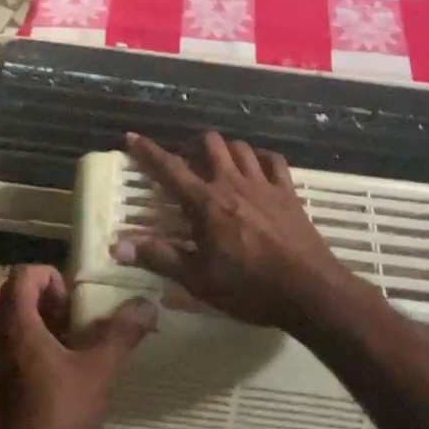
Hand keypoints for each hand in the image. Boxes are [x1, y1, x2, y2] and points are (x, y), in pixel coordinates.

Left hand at [0, 264, 156, 428]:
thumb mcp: (98, 372)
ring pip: (18, 317)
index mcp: (18, 324)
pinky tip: (66, 361)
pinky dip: (39, 337)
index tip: (73, 298)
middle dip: (49, 295)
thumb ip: (122, 334)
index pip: (23, 273)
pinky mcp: (5, 377)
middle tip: (77, 314)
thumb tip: (148, 303)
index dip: (50, 275)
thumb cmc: (60, 413)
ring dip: (46, 317)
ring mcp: (0, 356)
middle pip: (19, 293)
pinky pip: (17, 339)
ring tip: (76, 336)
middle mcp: (2, 333)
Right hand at [115, 132, 359, 330]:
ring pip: (240, 147)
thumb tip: (118, 245)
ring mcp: (263, 184)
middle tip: (186, 161)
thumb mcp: (199, 280)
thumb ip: (160, 257)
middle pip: (209, 143)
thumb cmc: (249, 288)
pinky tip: (256, 168)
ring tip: (218, 163)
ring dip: (225, 149)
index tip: (131, 136)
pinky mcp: (288, 192)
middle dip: (193, 145)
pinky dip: (260, 158)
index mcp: (205, 203)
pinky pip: (273, 160)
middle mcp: (232, 183)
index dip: (148, 151)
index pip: (169, 168)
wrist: (309, 291)